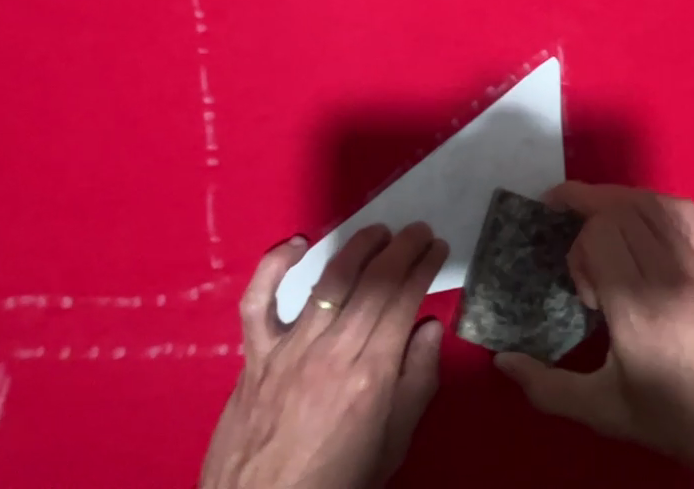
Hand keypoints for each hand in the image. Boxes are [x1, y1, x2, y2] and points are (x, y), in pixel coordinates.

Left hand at [201, 223, 449, 488]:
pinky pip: (258, 301)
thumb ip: (416, 383)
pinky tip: (297, 243)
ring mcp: (289, 349)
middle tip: (419, 230)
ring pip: (327, 280)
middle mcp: (332, 352)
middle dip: (401, 248)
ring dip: (358, 246)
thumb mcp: (393, 444)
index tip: (437, 248)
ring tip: (379, 231)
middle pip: (372, 282)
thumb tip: (431, 327)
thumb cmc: (337, 480)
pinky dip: (274, 266)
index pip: (403, 300)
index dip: (423, 266)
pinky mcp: (255, 354)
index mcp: (371, 376)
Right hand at [494, 183, 693, 488]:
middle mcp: (671, 275)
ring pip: (650, 202)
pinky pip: (680, 211)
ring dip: (614, 202)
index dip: (578, 248)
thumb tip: (502, 362)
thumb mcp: (606, 411)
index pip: (601, 236)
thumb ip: (547, 386)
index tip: (580, 288)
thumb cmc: (679, 420)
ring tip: (594, 220)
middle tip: (570, 241)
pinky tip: (636, 225)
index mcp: (641, 311)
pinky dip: (649, 204)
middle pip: (621, 210)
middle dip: (586, 214)